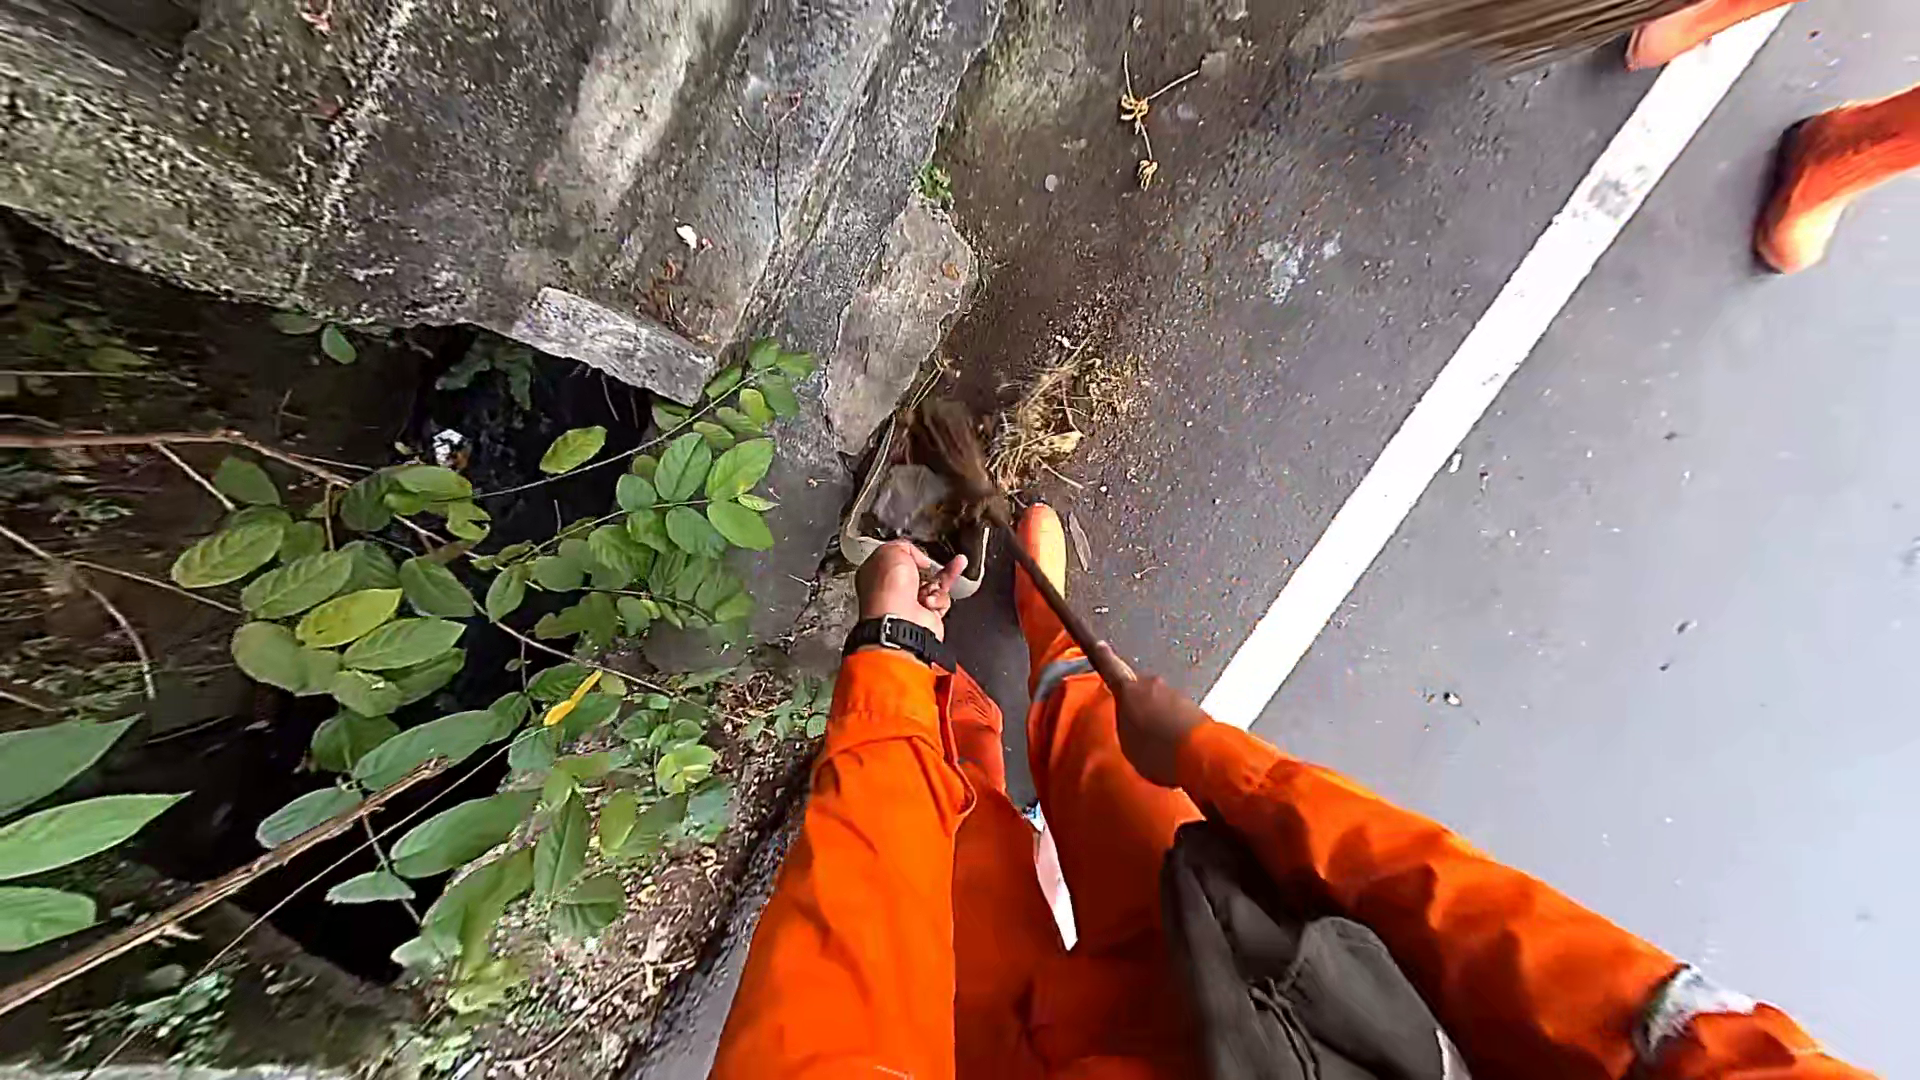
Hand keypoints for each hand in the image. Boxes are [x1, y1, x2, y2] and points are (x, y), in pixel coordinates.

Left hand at [855, 540, 967, 640]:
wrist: (902, 619)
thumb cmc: (888, 590)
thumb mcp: (892, 550)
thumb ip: (904, 546)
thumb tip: (918, 555)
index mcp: (877, 574)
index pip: (896, 559)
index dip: (908, 553)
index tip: (917, 551)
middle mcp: (893, 591)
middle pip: (919, 572)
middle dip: (930, 565)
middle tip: (933, 563)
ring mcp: (910, 604)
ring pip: (935, 584)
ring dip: (945, 576)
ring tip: (954, 566)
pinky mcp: (927, 616)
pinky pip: (942, 599)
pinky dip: (940, 597)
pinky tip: (933, 597)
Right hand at [1095, 643, 1208, 787]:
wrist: (1200, 756)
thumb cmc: (1158, 750)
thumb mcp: (1126, 744)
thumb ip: (1124, 724)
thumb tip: (1127, 721)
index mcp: (1129, 689)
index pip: (1111, 667)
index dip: (1103, 656)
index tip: (1100, 645)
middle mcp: (1152, 684)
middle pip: (1140, 689)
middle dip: (1139, 704)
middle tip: (1137, 728)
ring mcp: (1176, 694)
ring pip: (1161, 701)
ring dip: (1160, 717)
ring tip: (1159, 745)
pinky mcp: (1196, 707)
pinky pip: (1179, 714)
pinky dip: (1176, 726)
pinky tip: (1175, 747)